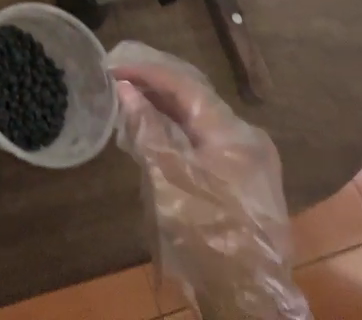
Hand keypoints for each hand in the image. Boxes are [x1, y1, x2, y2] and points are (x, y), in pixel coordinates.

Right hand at [110, 42, 309, 319]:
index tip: (111, 67)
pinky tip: (154, 133)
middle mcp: (248, 138)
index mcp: (233, 132)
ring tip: (127, 103)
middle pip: (195, 100)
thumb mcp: (168, 176)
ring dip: (164, 110)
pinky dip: (178, 132)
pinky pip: (206, 140)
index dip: (146, 72)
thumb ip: (146, 128)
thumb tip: (125, 88)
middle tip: (116, 81)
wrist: (247, 294)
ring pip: (200, 121)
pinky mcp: (245, 180)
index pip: (184, 85)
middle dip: (154, 88)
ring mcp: (250, 160)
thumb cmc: (206, 230)